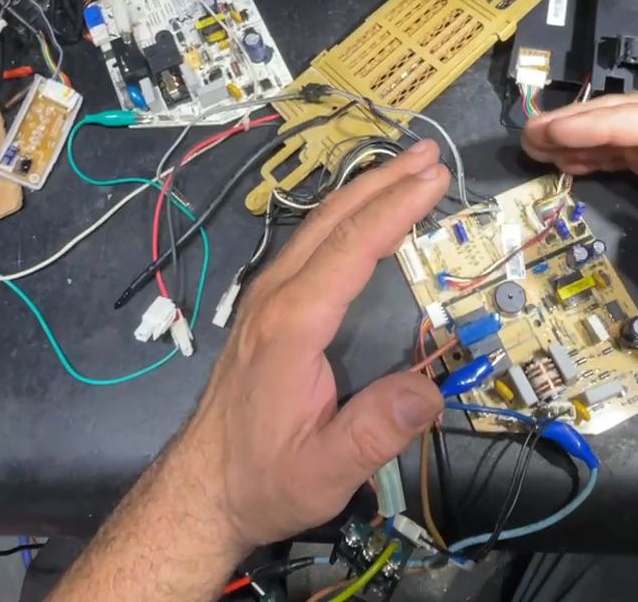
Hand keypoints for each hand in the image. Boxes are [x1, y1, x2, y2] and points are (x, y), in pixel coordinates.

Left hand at [155, 141, 449, 554]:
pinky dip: (349, 212)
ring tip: (409, 168)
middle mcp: (278, 293)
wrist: (203, 482)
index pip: (350, 247)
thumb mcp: (324, 471)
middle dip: (385, 181)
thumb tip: (431, 390)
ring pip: (320, 223)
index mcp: (293, 323)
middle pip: (333, 219)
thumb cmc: (264, 476)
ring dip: (368, 189)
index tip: (434, 179)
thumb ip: (375, 431)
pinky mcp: (269, 300)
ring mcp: (269, 292)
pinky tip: (369, 210)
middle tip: (431, 155)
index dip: (394, 208)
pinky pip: (313, 239)